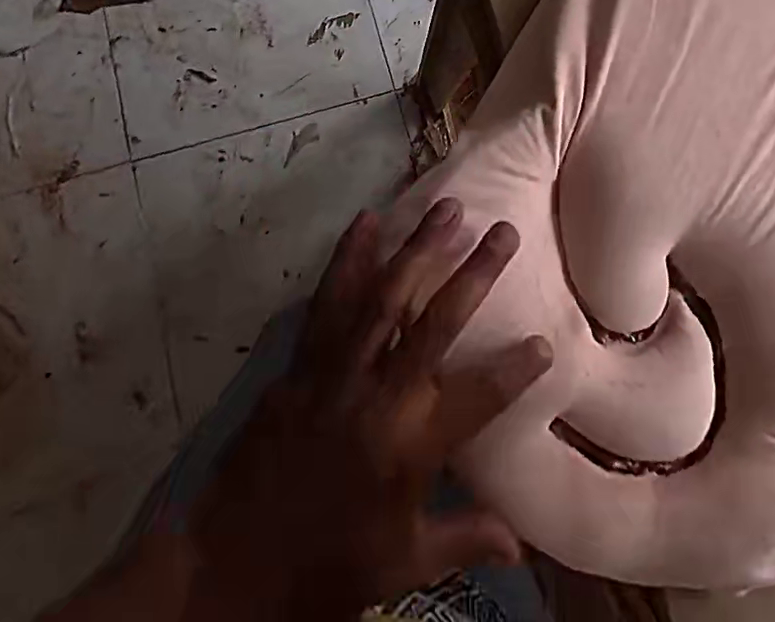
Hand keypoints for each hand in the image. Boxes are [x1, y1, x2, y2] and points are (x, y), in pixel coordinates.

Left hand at [185, 198, 552, 620]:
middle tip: (503, 232)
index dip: (517, 369)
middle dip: (473, 273)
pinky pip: (327, 301)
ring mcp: (336, 371)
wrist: (229, 566)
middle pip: (435, 322)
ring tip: (447, 209)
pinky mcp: (301, 361)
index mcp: (412, 445)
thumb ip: (464, 538)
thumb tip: (523, 546)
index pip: (481, 396)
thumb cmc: (327, 566)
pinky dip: (348, 257)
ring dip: (417, 248)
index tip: (545, 343)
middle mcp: (379, 396)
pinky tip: (367, 220)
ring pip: (383, 297)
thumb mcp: (402, 564)